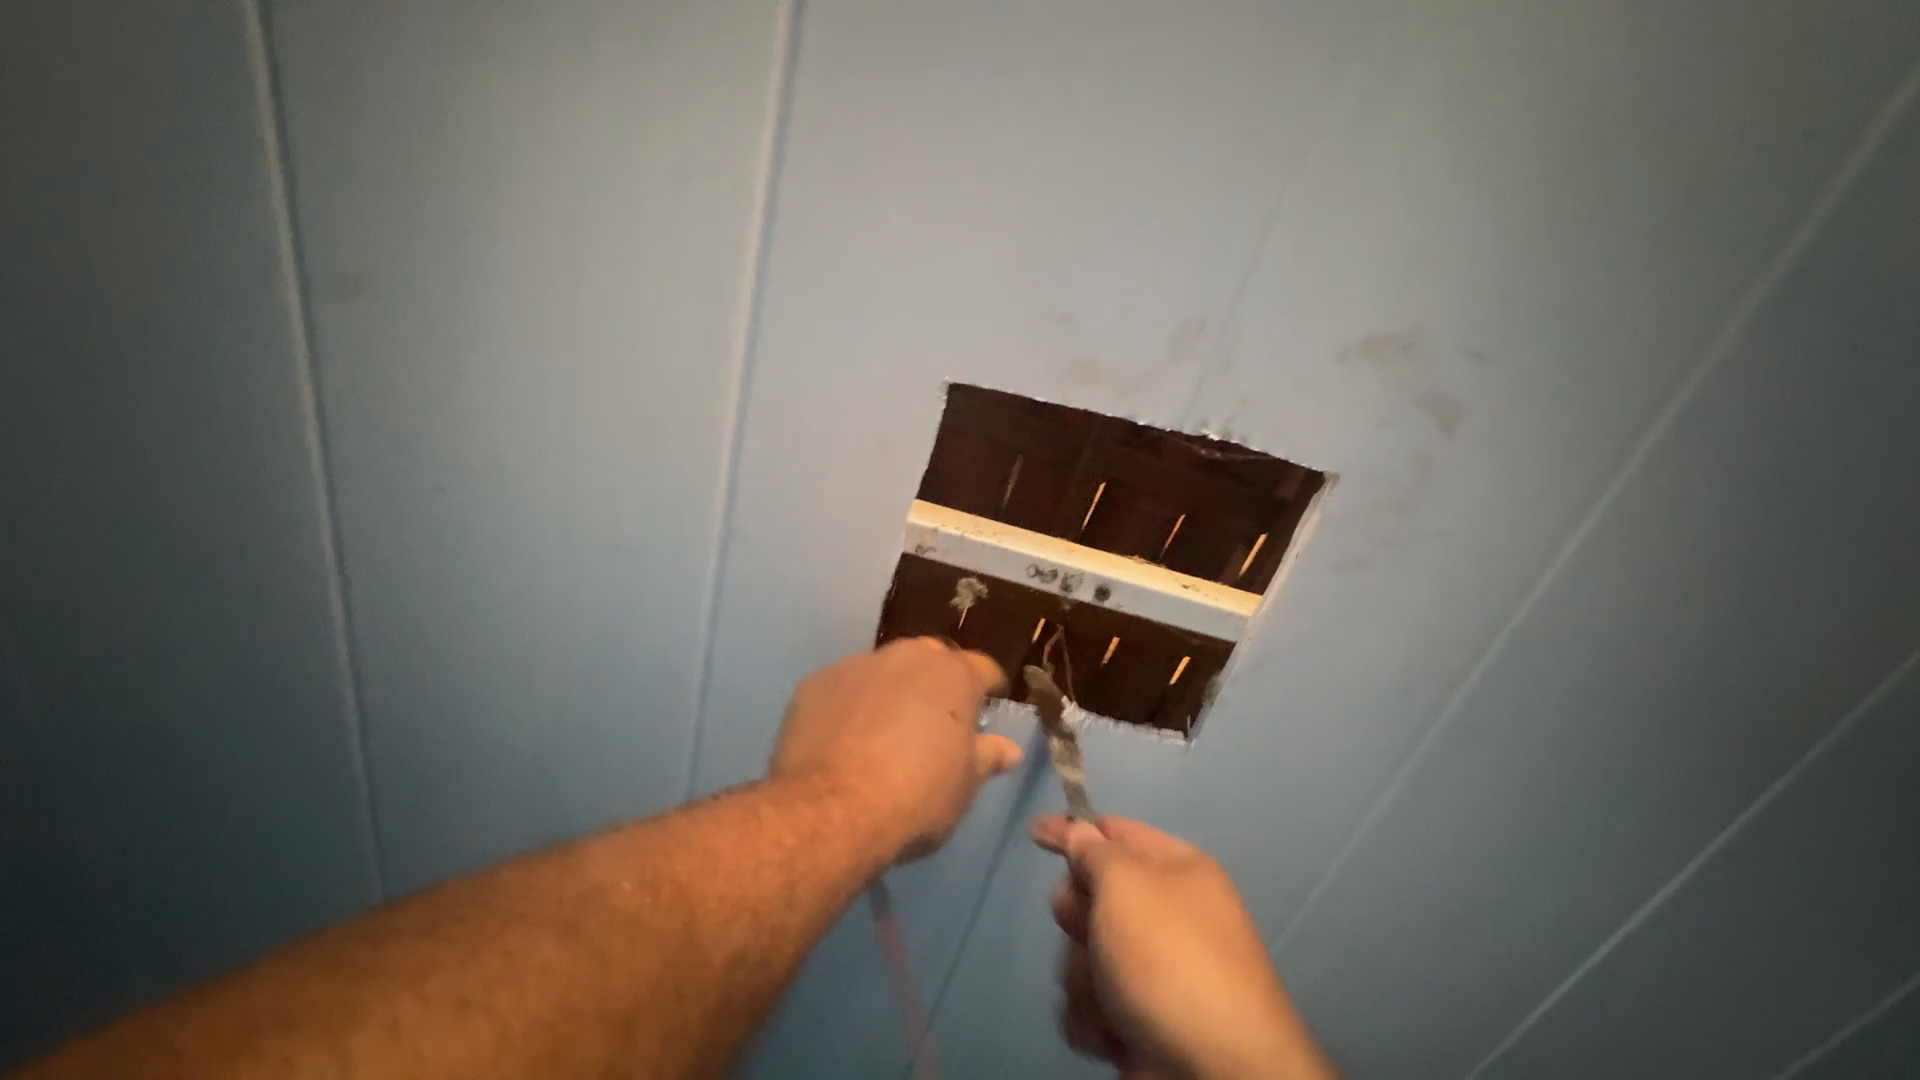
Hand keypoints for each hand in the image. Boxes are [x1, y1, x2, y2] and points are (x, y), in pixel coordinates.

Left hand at [770, 637, 1021, 859]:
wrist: (832, 809)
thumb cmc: (916, 797)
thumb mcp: (964, 786)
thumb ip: (986, 757)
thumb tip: (1009, 749)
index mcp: (954, 675)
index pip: (983, 668)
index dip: (989, 687)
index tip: (989, 706)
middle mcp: (907, 657)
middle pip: (931, 658)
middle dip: (937, 681)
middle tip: (936, 719)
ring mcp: (857, 666)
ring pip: (884, 670)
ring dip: (891, 690)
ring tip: (885, 730)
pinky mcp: (815, 683)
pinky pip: (844, 688)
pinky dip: (850, 705)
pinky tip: (844, 738)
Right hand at [1031, 816, 1337, 1079]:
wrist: (1215, 1069)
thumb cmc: (1170, 959)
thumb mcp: (1126, 885)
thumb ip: (1093, 851)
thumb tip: (1080, 833)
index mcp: (1174, 869)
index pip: (1114, 832)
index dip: (1073, 832)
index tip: (1035, 834)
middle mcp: (1164, 915)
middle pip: (1090, 896)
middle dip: (1079, 920)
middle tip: (1090, 933)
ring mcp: (1150, 970)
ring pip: (1083, 953)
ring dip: (1085, 977)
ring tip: (1112, 999)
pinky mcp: (1135, 1018)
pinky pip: (1089, 1001)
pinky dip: (1092, 1018)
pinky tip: (1111, 1032)